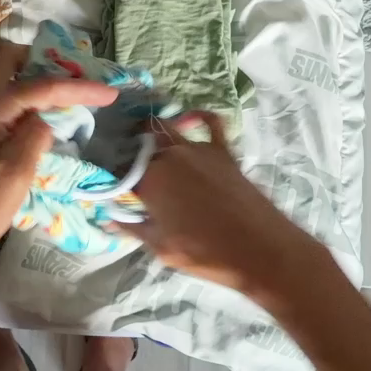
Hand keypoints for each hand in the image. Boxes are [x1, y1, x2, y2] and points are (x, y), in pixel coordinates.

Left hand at [0, 42, 117, 282]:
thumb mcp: (12, 177)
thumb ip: (34, 136)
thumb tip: (46, 116)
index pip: (40, 84)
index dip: (78, 86)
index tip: (111, 93)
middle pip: (10, 60)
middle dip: (47, 62)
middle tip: (79, 81)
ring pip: (0, 76)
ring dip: (31, 79)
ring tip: (64, 99)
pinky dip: (17, 97)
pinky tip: (34, 121)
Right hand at [123, 112, 320, 295]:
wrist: (261, 251)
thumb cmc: (206, 254)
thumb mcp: (161, 248)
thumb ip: (133, 228)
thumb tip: (109, 218)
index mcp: (149, 181)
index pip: (121, 172)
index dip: (116, 180)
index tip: (115, 188)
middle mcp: (169, 157)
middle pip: (141, 147)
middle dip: (132, 154)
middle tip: (133, 171)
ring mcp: (197, 149)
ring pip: (167, 130)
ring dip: (155, 135)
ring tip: (151, 146)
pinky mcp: (223, 151)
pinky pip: (210, 123)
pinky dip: (197, 116)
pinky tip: (190, 118)